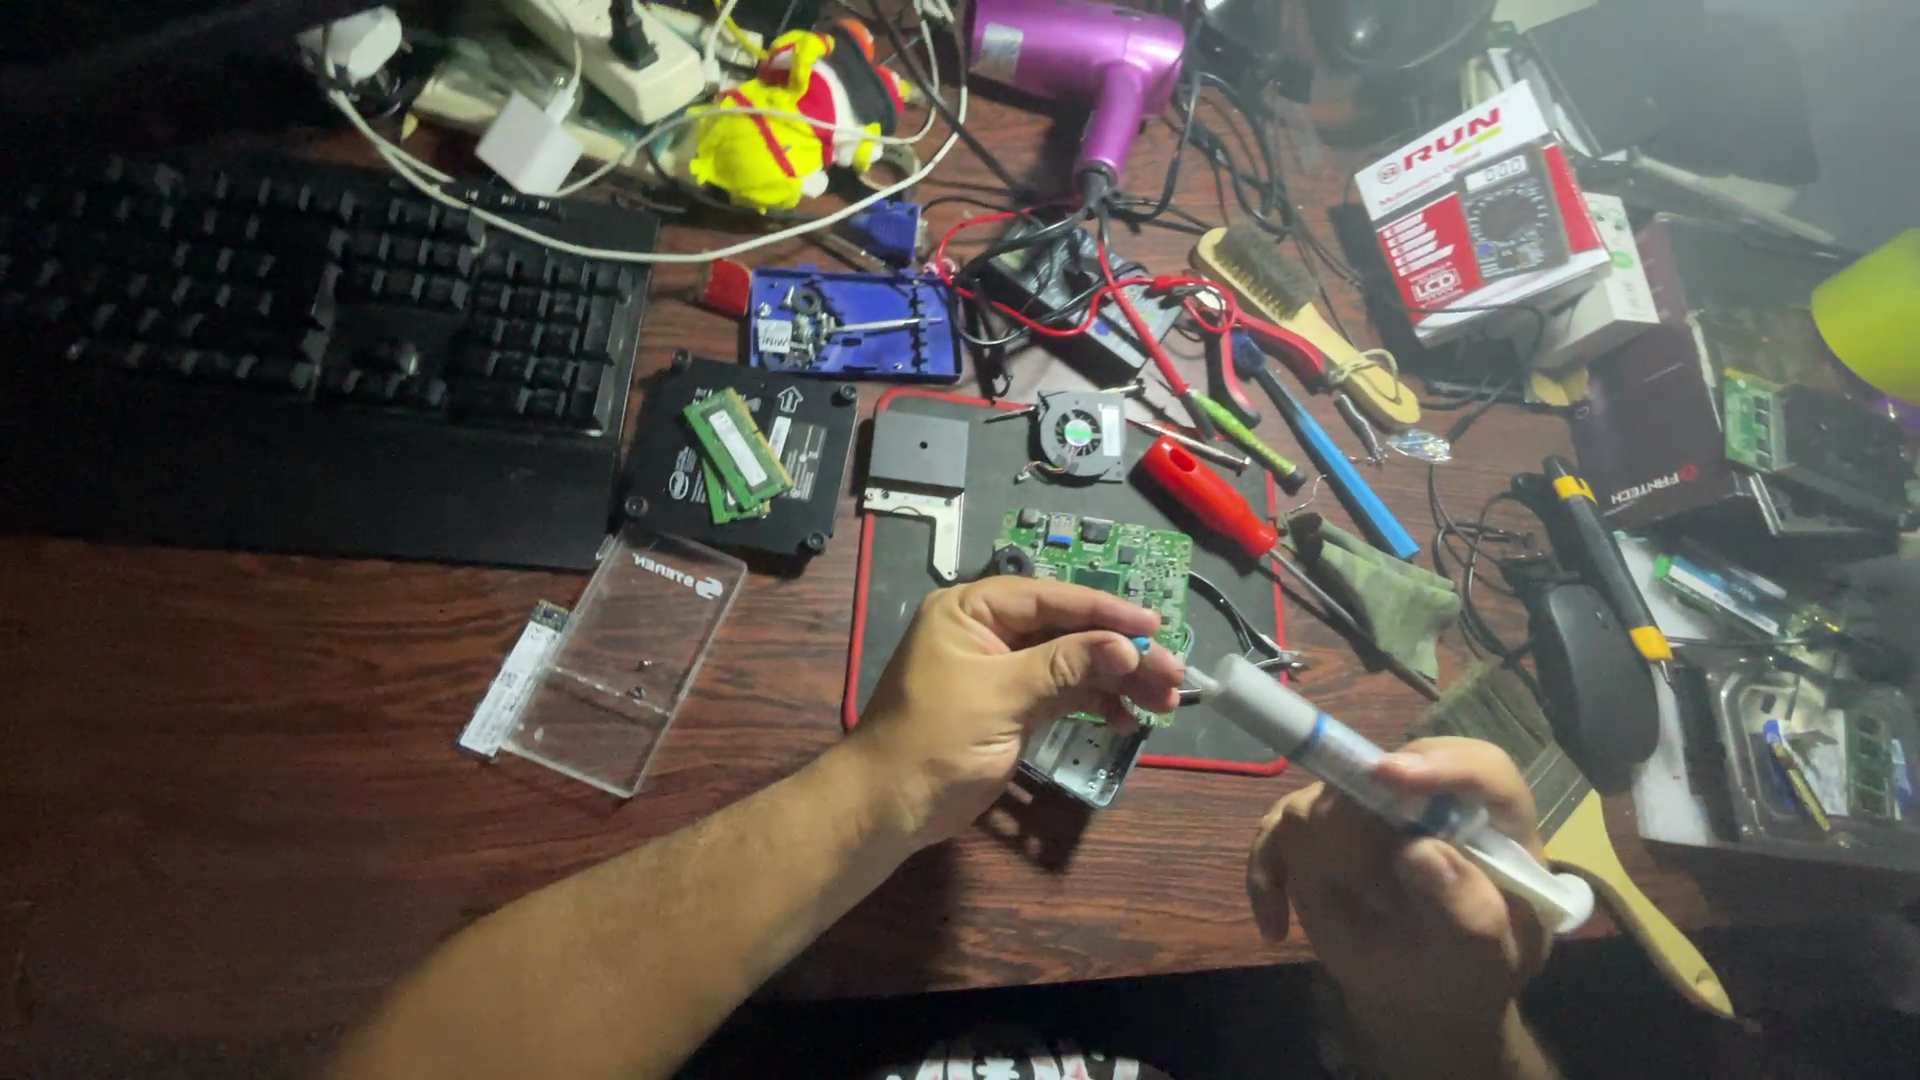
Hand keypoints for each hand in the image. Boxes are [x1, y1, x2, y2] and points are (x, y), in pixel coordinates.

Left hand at [849, 576, 1184, 847]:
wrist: (891, 806)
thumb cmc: (934, 739)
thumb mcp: (1000, 695)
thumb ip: (1063, 666)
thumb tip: (1125, 646)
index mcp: (972, 610)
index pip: (1049, 598)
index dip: (1104, 610)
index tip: (1152, 625)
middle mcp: (989, 631)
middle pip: (1067, 632)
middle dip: (1119, 653)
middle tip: (1171, 675)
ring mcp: (1004, 670)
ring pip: (1072, 664)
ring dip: (1116, 681)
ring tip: (1165, 702)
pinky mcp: (1014, 705)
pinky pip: (1063, 694)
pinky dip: (1095, 703)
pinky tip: (1126, 719)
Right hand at [1246, 738, 1551, 1033]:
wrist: (1416, 992)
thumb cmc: (1465, 969)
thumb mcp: (1485, 955)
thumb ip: (1468, 908)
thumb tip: (1424, 852)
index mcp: (1484, 817)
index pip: (1476, 766)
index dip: (1439, 762)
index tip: (1390, 778)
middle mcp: (1415, 797)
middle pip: (1370, 778)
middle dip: (1354, 833)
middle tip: (1375, 898)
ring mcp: (1355, 807)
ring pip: (1312, 802)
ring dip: (1317, 866)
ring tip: (1352, 920)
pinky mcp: (1310, 826)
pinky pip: (1272, 832)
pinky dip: (1267, 877)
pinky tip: (1277, 926)